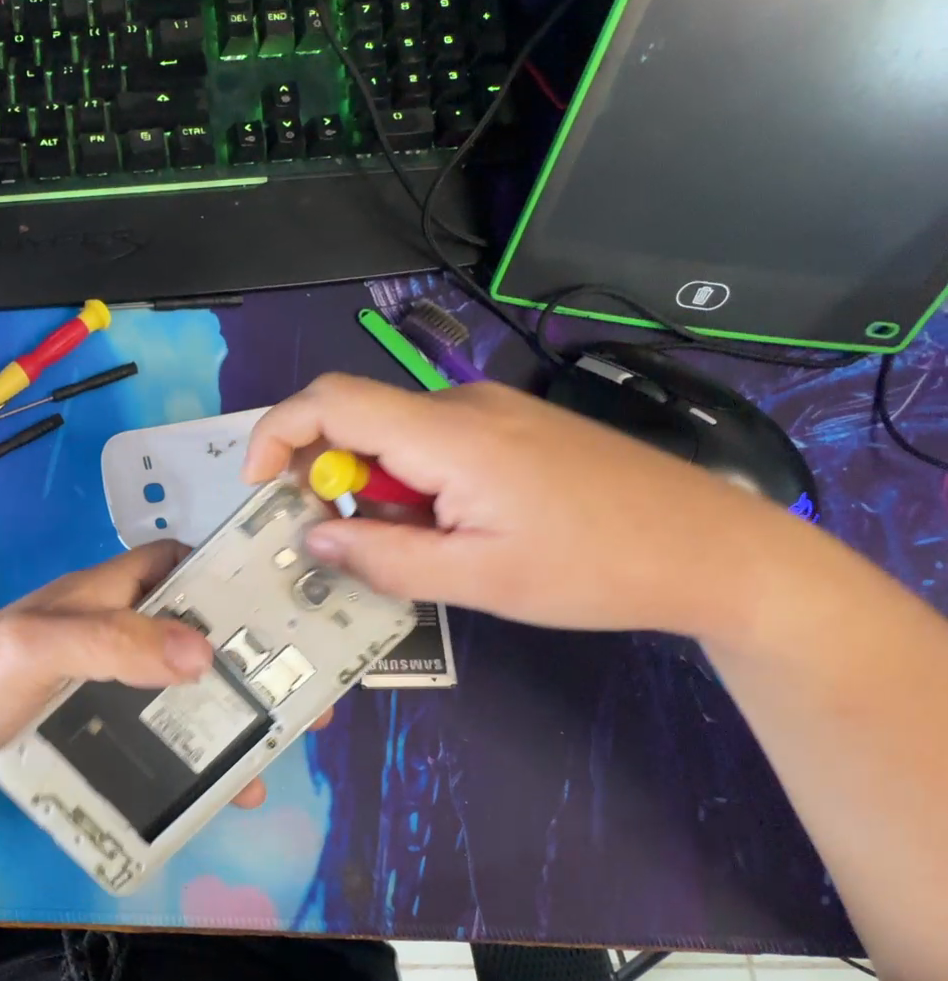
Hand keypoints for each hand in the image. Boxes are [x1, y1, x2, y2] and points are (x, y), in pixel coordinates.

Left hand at [0, 542, 266, 807]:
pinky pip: (145, 728)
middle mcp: (104, 629)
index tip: (276, 606)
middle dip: (239, 657)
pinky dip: (181, 749)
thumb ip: (113, 642)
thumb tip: (201, 652)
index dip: (221, 573)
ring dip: (218, 715)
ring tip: (265, 757)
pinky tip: (210, 784)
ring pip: (172, 686)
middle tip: (294, 698)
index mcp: (98, 594)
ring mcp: (95, 678)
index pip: (170, 563)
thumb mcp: (40, 647)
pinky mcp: (84, 721)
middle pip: (185, 630)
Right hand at [242, 375, 797, 637]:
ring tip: (408, 548)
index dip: (275, 433)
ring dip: (371, 488)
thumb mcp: (477, 580)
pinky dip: (407, 484)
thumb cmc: (597, 568)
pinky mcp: (511, 429)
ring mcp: (491, 413)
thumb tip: (311, 536)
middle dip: (324, 477)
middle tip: (338, 540)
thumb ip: (381, 558)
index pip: (329, 401)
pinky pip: (429, 445)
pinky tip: (445, 530)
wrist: (722, 552)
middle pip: (354, 421)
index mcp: (448, 434)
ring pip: (391, 438)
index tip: (258, 486)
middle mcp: (461, 406)